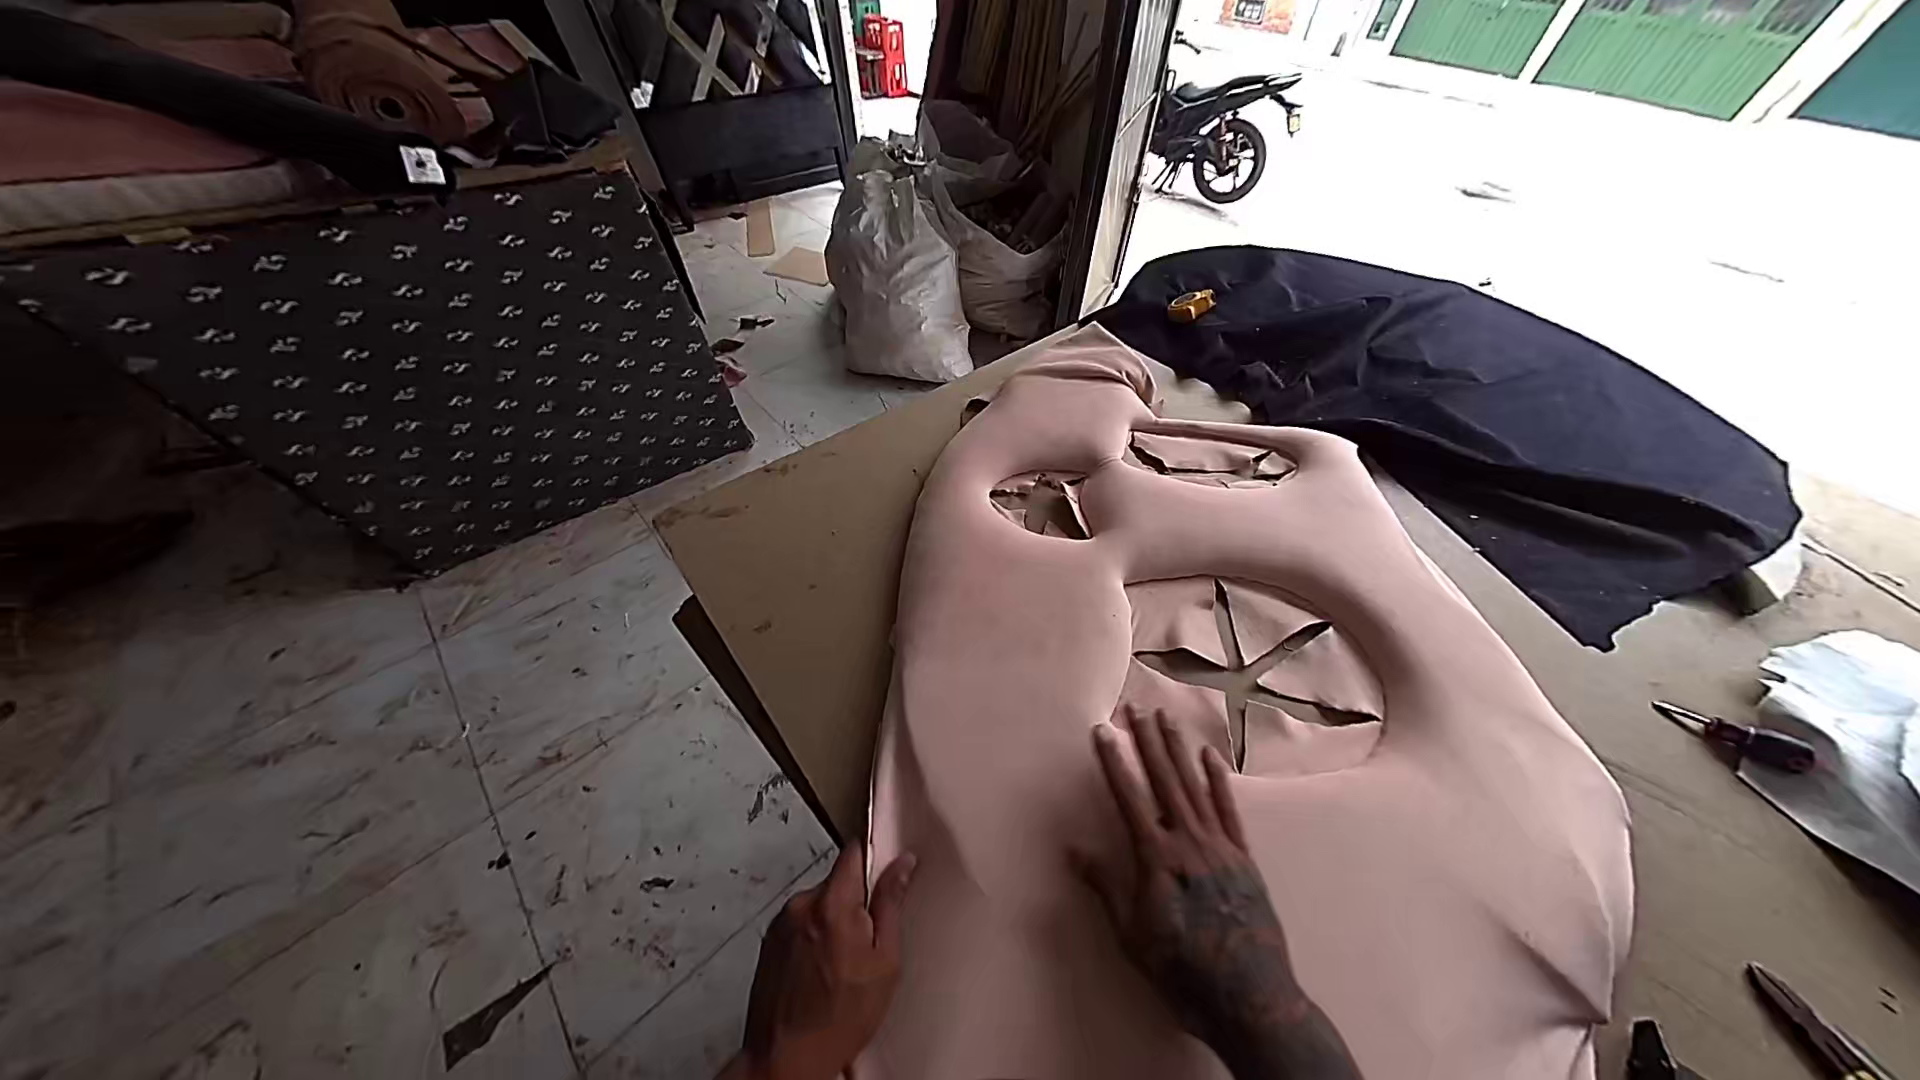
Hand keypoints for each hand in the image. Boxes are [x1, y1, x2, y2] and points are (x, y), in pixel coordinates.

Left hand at [723, 842, 916, 1079]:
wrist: (786, 1061)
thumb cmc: (838, 1020)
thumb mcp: (884, 963)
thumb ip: (892, 904)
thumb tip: (903, 864)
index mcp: (833, 904)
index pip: (854, 851)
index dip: (873, 858)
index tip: (885, 873)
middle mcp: (802, 904)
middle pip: (838, 878)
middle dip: (855, 899)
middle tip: (866, 938)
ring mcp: (782, 922)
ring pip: (820, 901)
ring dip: (833, 918)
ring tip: (841, 962)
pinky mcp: (770, 939)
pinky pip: (801, 920)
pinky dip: (814, 934)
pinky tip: (820, 969)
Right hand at [1075, 707, 1361, 1078]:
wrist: (1254, 1002)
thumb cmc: (1184, 973)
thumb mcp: (1133, 937)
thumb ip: (1106, 888)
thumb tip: (1073, 851)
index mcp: (1158, 859)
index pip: (1129, 798)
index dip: (1114, 761)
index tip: (1103, 730)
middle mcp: (1189, 842)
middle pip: (1163, 780)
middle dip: (1147, 741)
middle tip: (1136, 707)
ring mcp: (1220, 847)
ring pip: (1194, 786)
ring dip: (1178, 749)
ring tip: (1167, 717)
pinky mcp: (1244, 858)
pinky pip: (1229, 810)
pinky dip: (1219, 780)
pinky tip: (1210, 756)